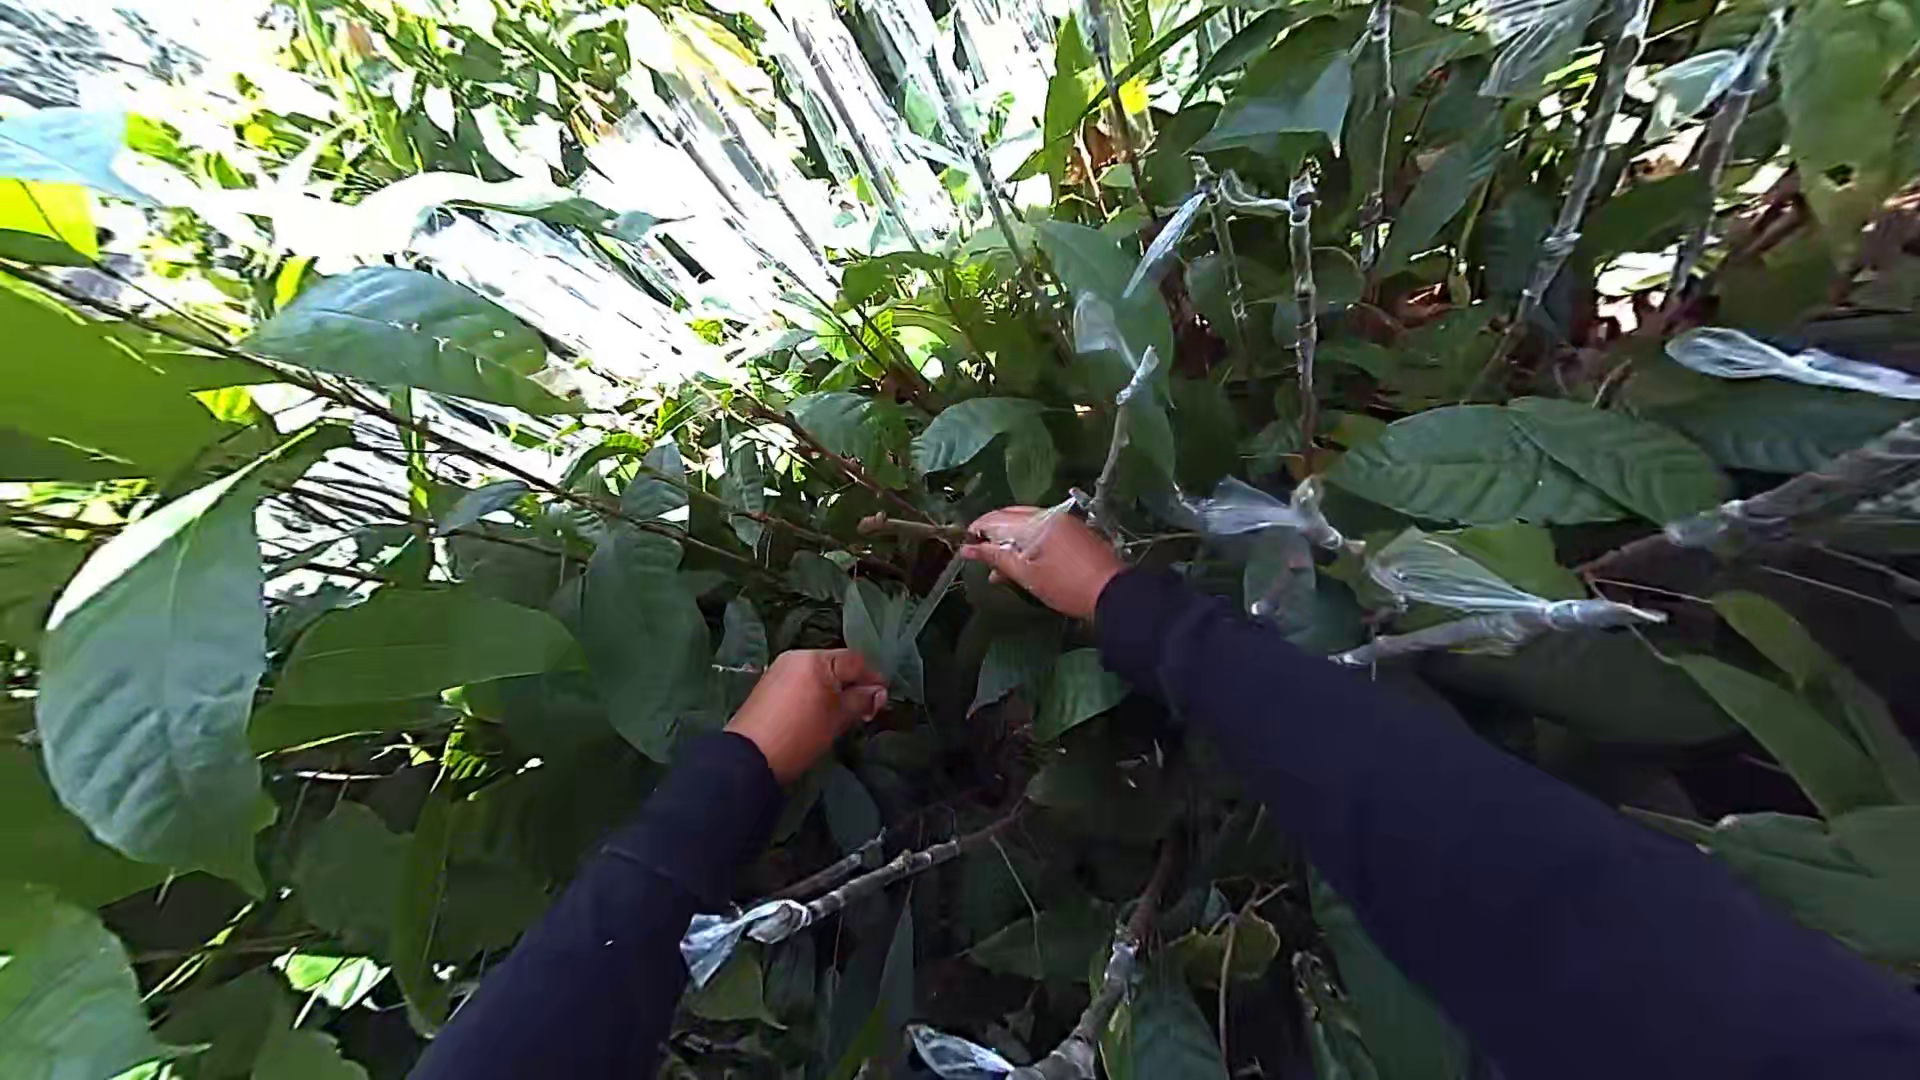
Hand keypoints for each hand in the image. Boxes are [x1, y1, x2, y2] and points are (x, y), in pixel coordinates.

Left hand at [726, 649, 887, 782]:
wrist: (749, 758)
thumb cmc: (800, 735)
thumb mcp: (838, 719)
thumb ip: (862, 700)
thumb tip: (879, 692)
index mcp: (816, 659)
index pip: (855, 661)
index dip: (873, 678)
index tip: (883, 697)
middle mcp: (798, 656)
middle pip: (837, 664)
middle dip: (854, 683)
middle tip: (867, 708)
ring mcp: (781, 669)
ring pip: (820, 672)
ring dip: (836, 688)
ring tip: (846, 712)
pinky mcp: (769, 684)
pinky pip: (803, 680)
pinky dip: (817, 692)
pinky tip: (822, 711)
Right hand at [959, 507, 1124, 619]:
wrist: (1113, 594)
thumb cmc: (1065, 586)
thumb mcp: (1026, 575)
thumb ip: (996, 558)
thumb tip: (967, 549)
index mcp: (1036, 522)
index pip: (995, 518)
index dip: (976, 530)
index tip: (965, 547)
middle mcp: (1048, 514)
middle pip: (1010, 516)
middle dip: (992, 534)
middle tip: (979, 556)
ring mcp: (1063, 521)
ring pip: (1025, 524)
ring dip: (1009, 541)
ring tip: (998, 569)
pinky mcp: (1073, 532)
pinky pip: (1041, 530)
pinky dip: (1026, 543)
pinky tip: (1020, 564)